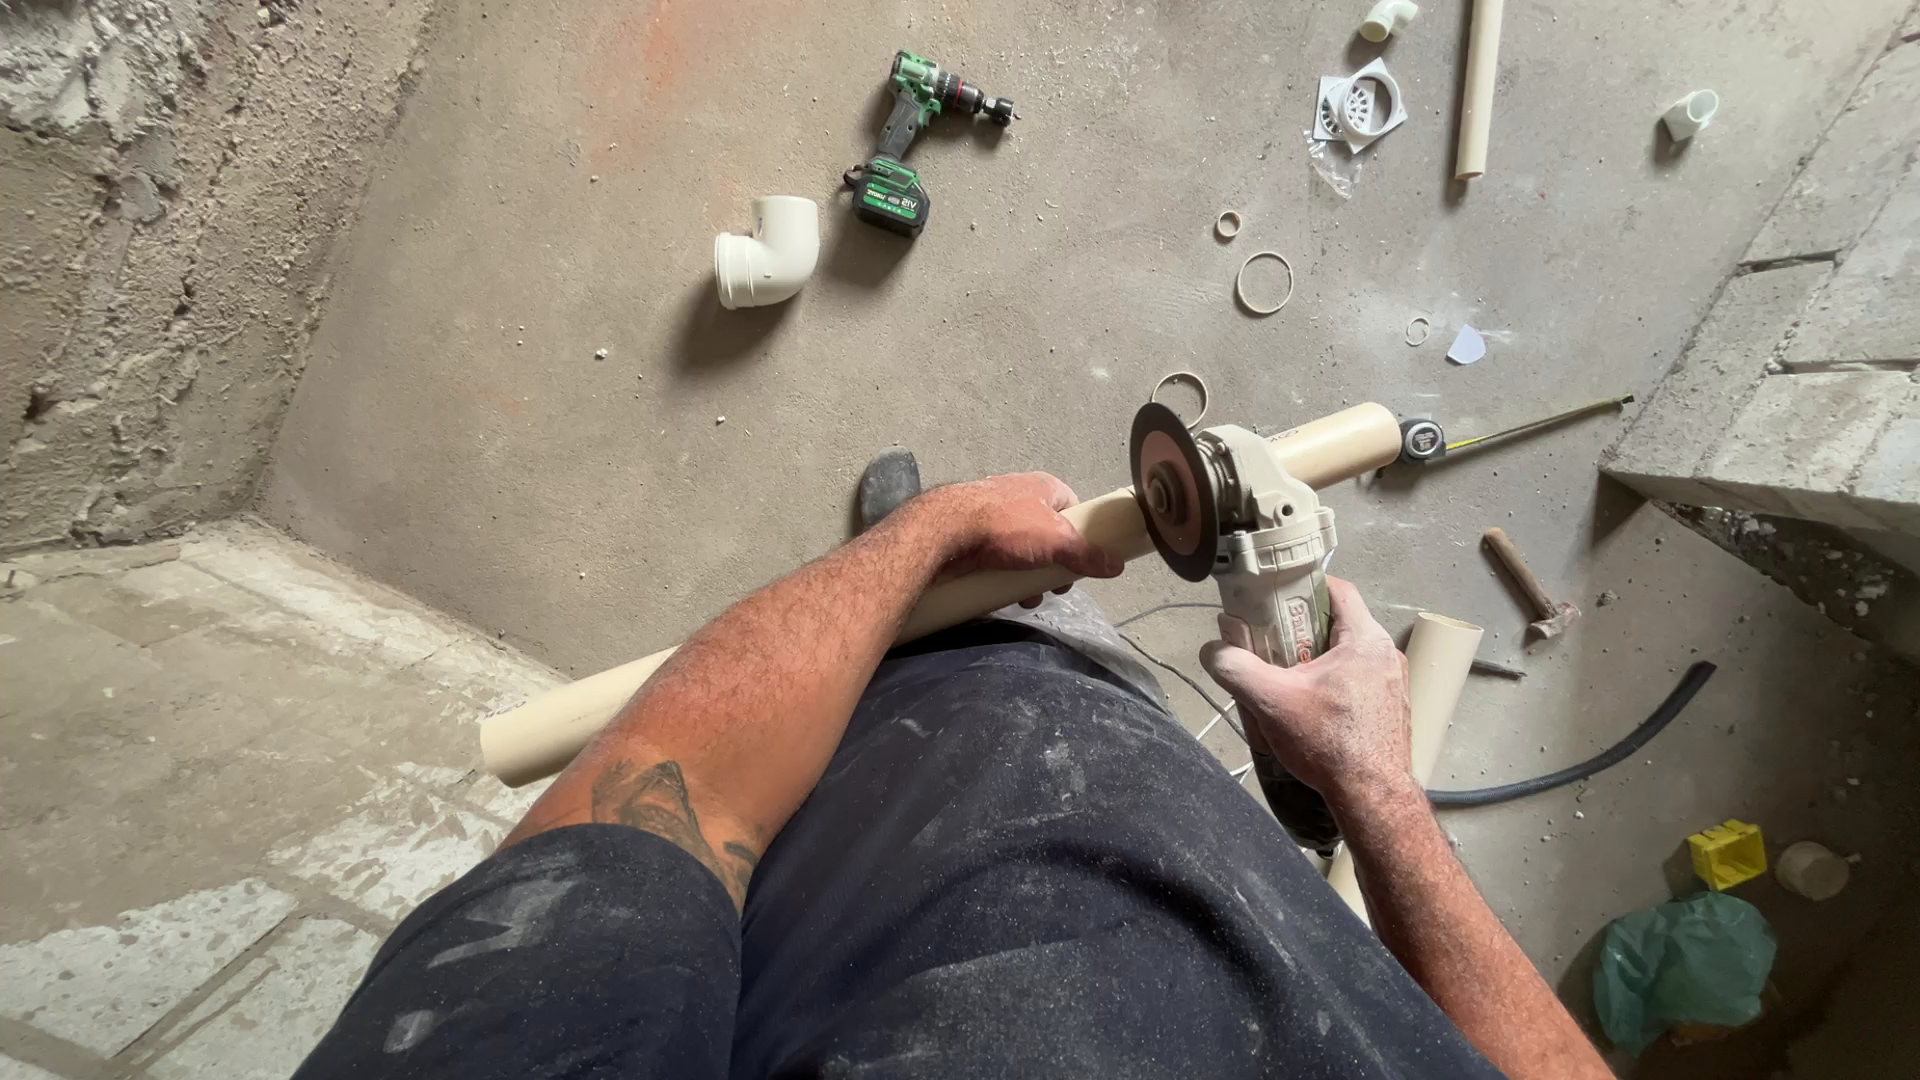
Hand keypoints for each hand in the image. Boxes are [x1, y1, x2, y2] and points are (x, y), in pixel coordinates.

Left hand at [913, 473, 1123, 602]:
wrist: (943, 533)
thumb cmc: (1005, 527)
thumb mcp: (1056, 541)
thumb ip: (1086, 554)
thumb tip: (1117, 565)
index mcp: (1043, 487)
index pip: (1073, 508)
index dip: (1082, 535)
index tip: (1082, 561)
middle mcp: (1018, 497)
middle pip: (1048, 535)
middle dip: (1053, 565)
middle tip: (1054, 588)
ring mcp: (993, 516)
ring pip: (1022, 552)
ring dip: (1028, 578)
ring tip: (1026, 599)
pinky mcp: (972, 537)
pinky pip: (997, 561)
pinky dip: (1004, 578)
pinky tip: (1004, 596)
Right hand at [1199, 578, 1416, 809]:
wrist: (1372, 799)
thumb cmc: (1328, 742)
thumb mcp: (1269, 700)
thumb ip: (1233, 668)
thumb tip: (1211, 651)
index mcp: (1366, 640)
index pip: (1337, 589)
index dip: (1301, 587)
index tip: (1272, 599)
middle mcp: (1386, 655)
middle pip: (1335, 622)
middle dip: (1298, 629)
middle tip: (1267, 643)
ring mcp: (1393, 683)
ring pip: (1344, 653)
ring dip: (1311, 658)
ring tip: (1282, 678)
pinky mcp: (1391, 708)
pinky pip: (1355, 678)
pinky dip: (1328, 681)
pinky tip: (1307, 706)